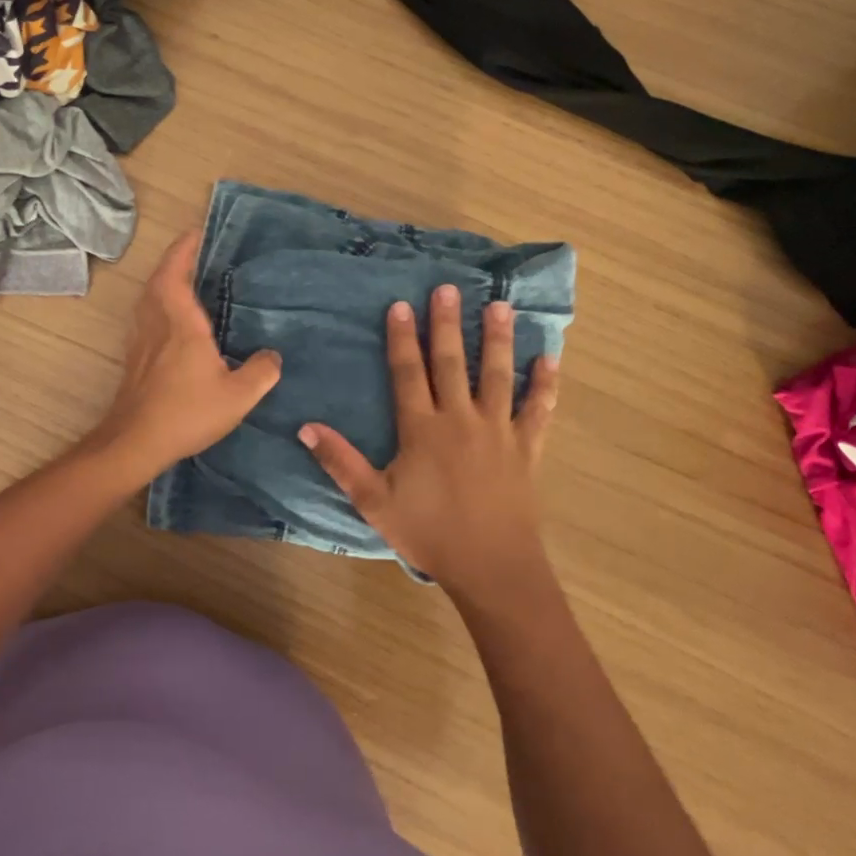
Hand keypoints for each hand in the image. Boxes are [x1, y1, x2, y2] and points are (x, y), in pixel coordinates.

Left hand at [84, 231, 281, 478]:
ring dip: (163, 283)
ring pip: (148, 300)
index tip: (197, 232)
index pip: (176, 273)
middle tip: (195, 254)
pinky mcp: (134, 360)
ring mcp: (141, 342)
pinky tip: (171, 323)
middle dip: (174, 262)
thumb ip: (261, 372)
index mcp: (180, 323)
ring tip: (184, 282)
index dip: (184, 249)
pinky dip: (158, 307)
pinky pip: (146, 319)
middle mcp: (156, 324)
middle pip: (158, 281)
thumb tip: (273, 356)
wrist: (135, 441)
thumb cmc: (186, 413)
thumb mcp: (237, 396)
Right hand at [298, 285, 559, 597]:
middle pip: (452, 363)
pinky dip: (545, 384)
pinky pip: (538, 410)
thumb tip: (305, 426)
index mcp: (422, 429)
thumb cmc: (428, 532)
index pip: (409, 373)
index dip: (402, 337)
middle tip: (448, 289)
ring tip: (499, 306)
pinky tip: (549, 358)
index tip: (401, 304)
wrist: (491, 567)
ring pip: (498, 376)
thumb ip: (340, 461)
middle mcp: (461, 420)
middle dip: (447, 324)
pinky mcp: (526, 449)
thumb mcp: (372, 500)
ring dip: (497, 339)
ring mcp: (499, 432)